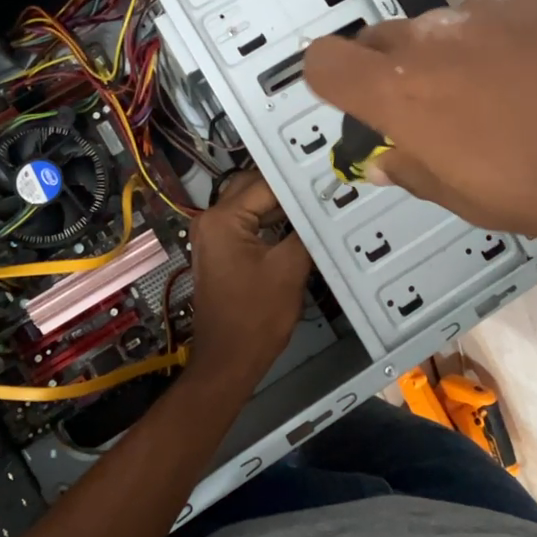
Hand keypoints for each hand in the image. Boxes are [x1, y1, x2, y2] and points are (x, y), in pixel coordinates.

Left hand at [185, 171, 312, 384]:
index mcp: (222, 219)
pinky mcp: (218, 250)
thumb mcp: (290, 269)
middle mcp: (209, 220)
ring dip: (279, 204)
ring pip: (249, 204)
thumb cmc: (257, 316)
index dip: (297, 181)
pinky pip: (245, 223)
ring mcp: (211, 235)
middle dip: (286, 187)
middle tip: (323, 184)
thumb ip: (305, 230)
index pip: (265, 184)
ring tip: (315, 200)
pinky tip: (296, 223)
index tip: (327, 176)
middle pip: (252, 188)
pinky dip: (268, 221)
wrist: (228, 360)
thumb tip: (322, 205)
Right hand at [302, 0, 536, 286]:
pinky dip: (513, 46)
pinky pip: (506, 18)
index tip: (361, 114)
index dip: (330, 86)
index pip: (325, 63)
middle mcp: (442, 33)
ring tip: (523, 107)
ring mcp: (500, 6)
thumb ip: (418, 171)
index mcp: (409, 89)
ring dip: (459, 63)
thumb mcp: (481, 205)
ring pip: (450, 31)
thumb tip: (385, 157)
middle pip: (383, 41)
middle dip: (395, 78)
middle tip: (445, 123)